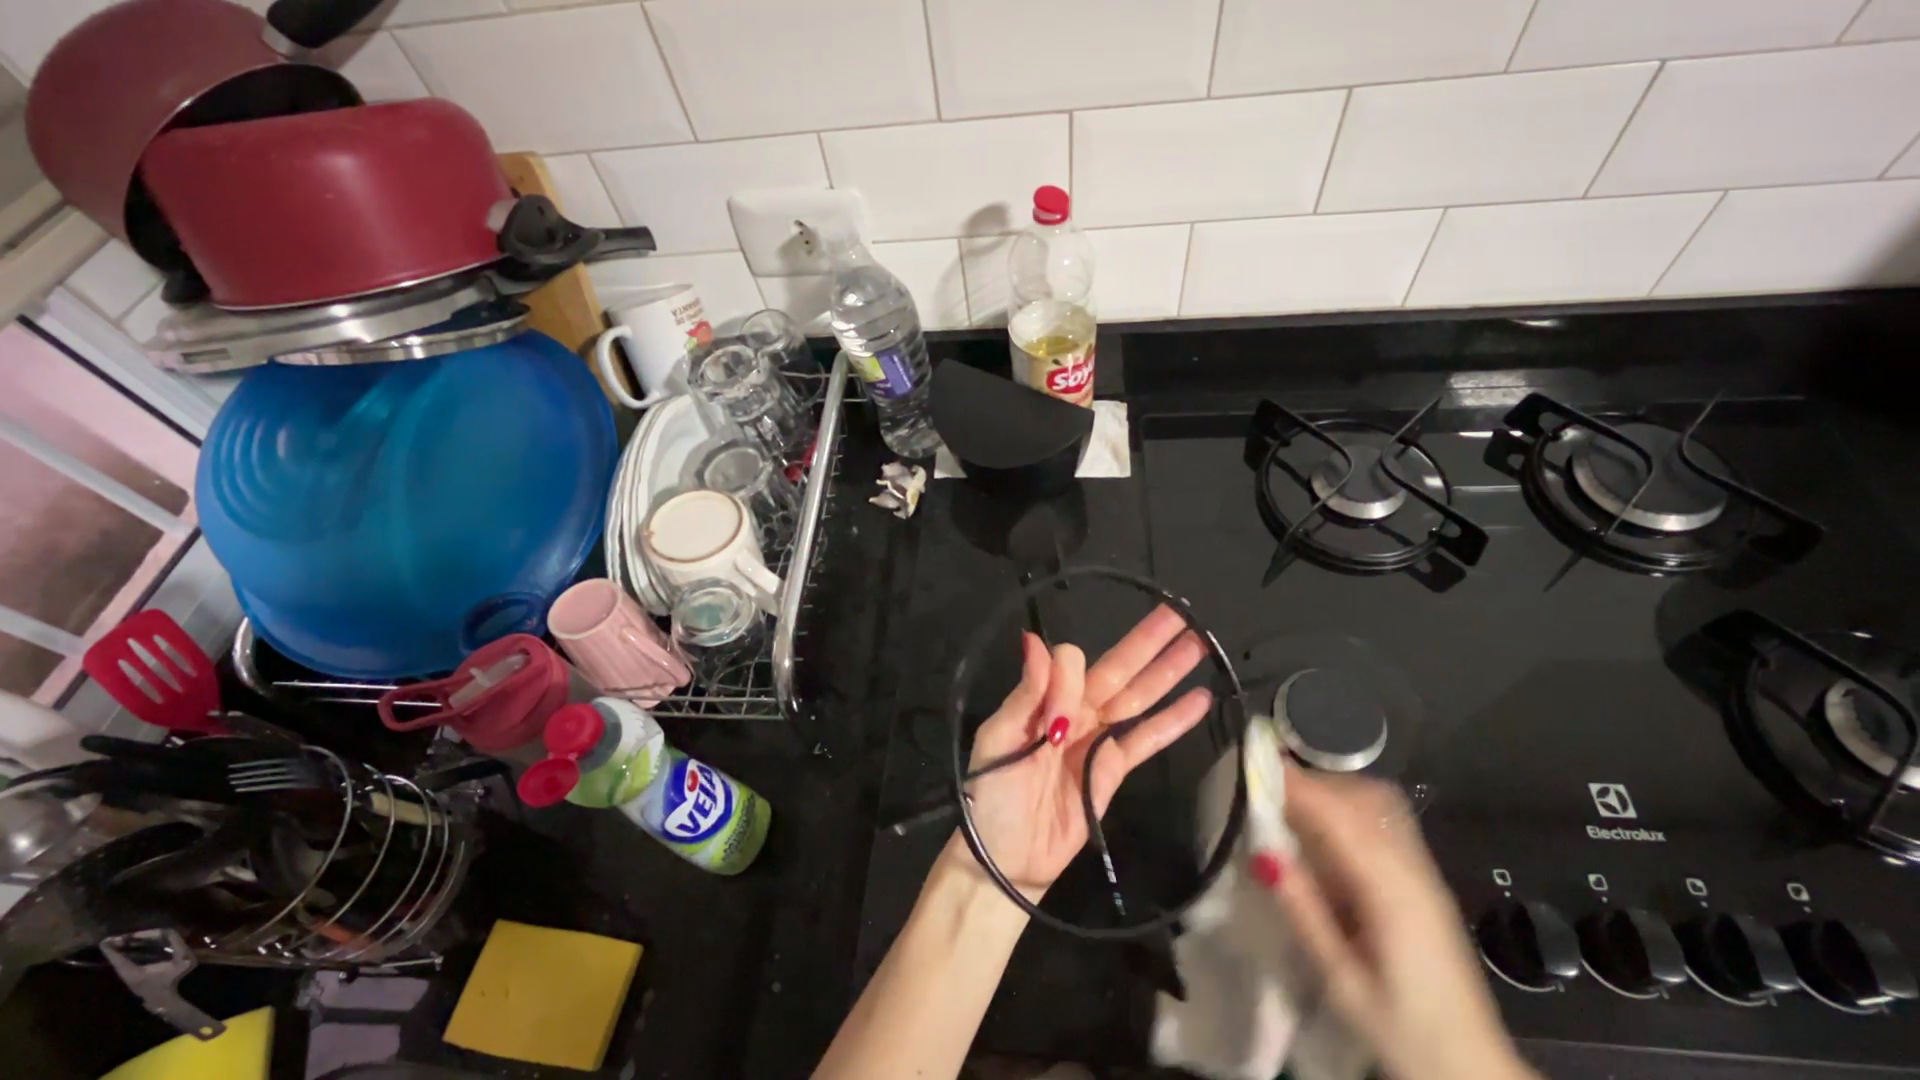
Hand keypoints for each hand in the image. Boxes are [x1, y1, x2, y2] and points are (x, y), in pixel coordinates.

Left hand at [959, 606, 1213, 897]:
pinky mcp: (1113, 770)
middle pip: (1116, 669)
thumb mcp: (998, 741)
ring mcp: (1096, 739)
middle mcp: (1072, 711)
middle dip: (1147, 643)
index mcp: (1042, 700)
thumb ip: (1026, 695)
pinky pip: (1146, 739)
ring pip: (1137, 697)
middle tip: (1182, 614)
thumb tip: (1033, 640)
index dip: (1071, 678)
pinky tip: (1199, 699)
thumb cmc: (991, 798)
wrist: (1005, 860)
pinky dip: (1173, 721)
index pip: (1071, 666)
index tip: (1058, 721)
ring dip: (1167, 672)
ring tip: (1200, 644)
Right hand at [1261, 767, 1537, 1079]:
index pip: (1340, 818)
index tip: (1256, 764)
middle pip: (1367, 799)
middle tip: (1265, 783)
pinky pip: (1386, 826)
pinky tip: (1322, 830)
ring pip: (1381, 806)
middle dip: (1315, 781)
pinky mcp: (1425, 884)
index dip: (1298, 786)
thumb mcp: (1340, 978)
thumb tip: (1264, 854)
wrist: (1472, 1066)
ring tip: (1288, 801)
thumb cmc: (1401, 1031)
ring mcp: (1425, 874)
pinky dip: (1349, 810)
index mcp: (1391, 893)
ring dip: (1334, 792)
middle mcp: (1414, 871)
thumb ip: (1305, 912)